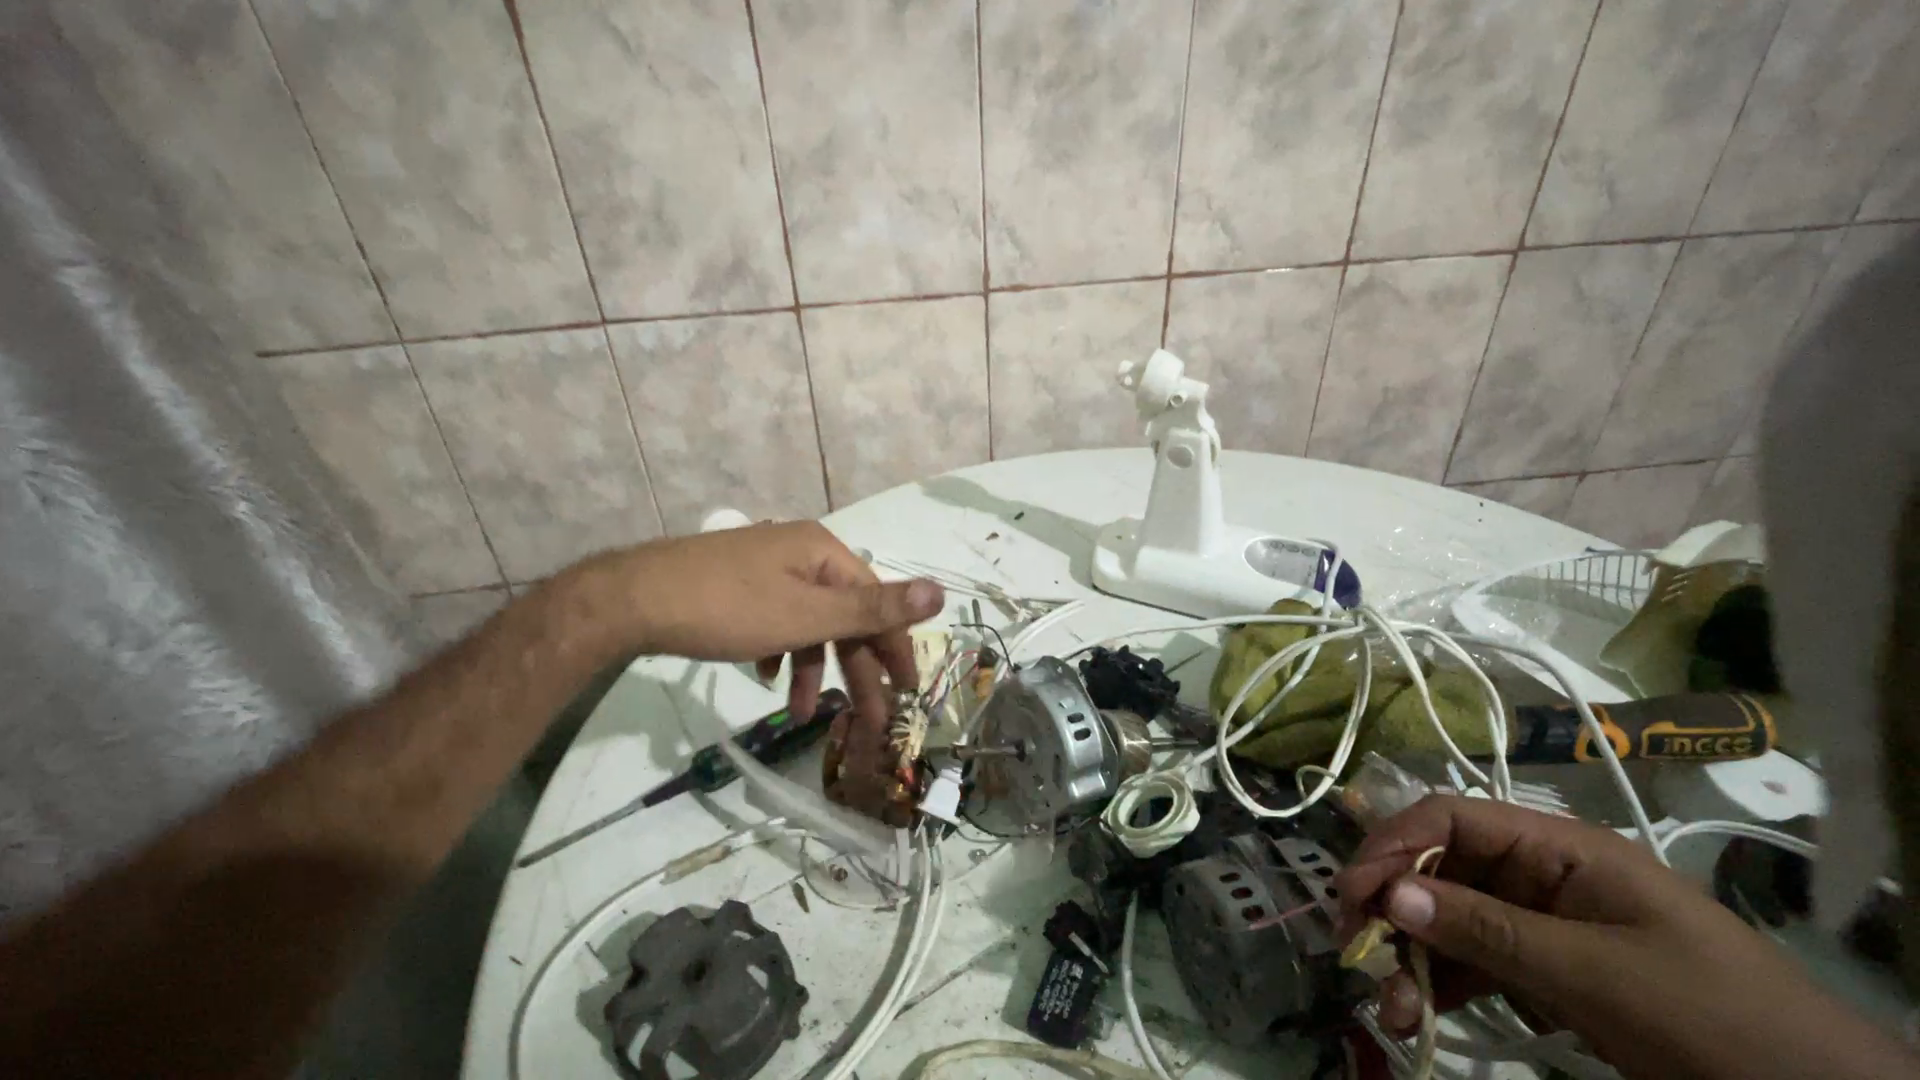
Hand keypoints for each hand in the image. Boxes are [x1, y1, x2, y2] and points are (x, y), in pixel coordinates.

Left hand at [583, 521, 943, 726]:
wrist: (632, 600)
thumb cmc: (728, 608)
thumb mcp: (808, 615)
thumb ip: (874, 609)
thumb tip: (940, 591)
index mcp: (824, 552)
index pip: (876, 602)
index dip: (895, 648)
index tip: (906, 692)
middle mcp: (800, 553)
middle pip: (843, 615)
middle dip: (854, 669)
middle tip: (868, 720)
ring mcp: (766, 568)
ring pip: (807, 623)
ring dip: (812, 670)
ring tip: (801, 714)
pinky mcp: (737, 586)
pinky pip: (776, 621)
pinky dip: (780, 653)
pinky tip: (767, 678)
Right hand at [1332, 796, 1916, 1079]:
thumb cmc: (1714, 1017)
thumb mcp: (1597, 974)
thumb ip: (1489, 931)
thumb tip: (1391, 896)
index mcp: (1560, 848)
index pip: (1452, 819)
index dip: (1395, 846)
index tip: (1352, 893)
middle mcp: (1541, 874)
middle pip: (1441, 869)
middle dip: (1394, 907)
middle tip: (1355, 949)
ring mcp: (1542, 924)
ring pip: (1450, 921)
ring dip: (1411, 958)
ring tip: (1392, 1008)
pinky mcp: (1547, 972)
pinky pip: (1474, 965)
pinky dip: (1440, 986)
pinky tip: (1417, 1014)